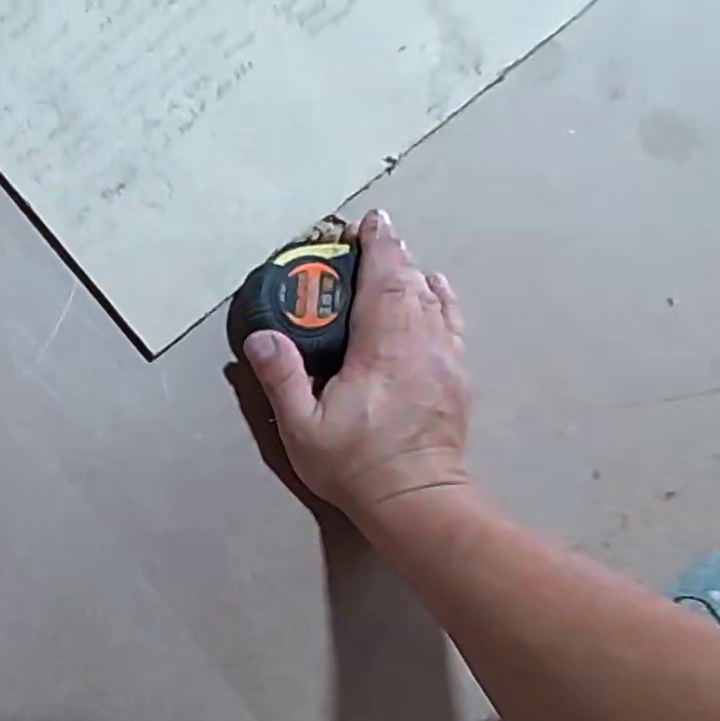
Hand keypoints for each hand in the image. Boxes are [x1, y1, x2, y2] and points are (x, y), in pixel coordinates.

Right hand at [242, 209, 469, 514]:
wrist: (415, 498)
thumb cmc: (355, 465)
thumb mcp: (302, 429)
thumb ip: (281, 379)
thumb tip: (261, 338)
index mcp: (382, 348)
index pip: (384, 280)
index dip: (378, 246)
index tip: (368, 222)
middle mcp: (421, 342)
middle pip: (411, 282)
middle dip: (393, 254)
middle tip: (371, 240)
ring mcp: (446, 358)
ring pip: (435, 298)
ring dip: (415, 274)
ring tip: (397, 264)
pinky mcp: (458, 377)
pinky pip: (452, 321)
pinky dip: (440, 299)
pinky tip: (432, 294)